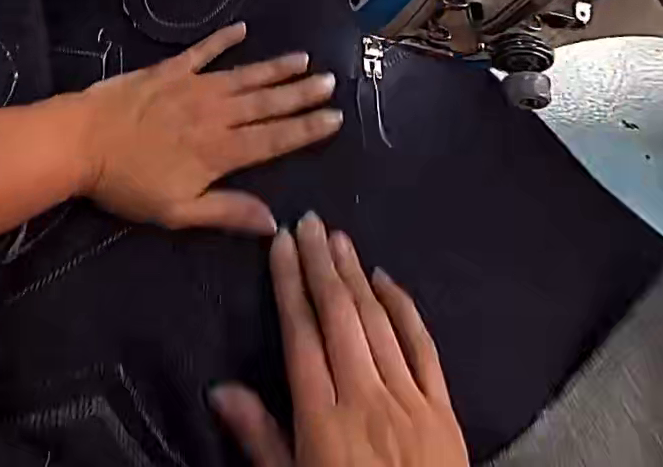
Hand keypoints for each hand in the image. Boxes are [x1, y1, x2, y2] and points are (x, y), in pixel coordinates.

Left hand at [71, 24, 339, 234]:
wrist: (81, 141)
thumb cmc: (128, 182)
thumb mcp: (176, 211)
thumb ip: (227, 211)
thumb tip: (274, 221)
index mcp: (221, 150)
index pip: (275, 138)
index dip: (307, 128)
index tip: (335, 117)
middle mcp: (218, 113)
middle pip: (268, 103)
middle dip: (303, 93)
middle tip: (332, 81)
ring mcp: (196, 86)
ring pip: (246, 76)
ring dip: (277, 68)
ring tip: (305, 59)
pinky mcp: (173, 69)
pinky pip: (204, 51)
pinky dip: (223, 39)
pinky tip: (242, 29)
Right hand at [211, 214, 466, 466]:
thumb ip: (259, 440)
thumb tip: (219, 389)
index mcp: (324, 423)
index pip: (301, 336)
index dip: (289, 285)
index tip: (281, 245)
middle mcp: (366, 400)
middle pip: (339, 316)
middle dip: (320, 264)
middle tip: (308, 221)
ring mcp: (409, 400)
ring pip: (377, 320)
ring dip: (355, 274)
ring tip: (337, 238)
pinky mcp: (443, 407)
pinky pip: (423, 345)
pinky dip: (403, 306)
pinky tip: (386, 278)